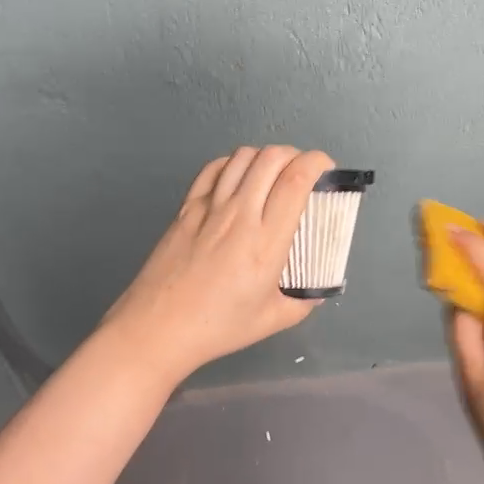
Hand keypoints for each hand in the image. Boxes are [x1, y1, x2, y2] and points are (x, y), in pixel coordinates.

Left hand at [100, 145, 332, 380]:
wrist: (157, 328)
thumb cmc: (217, 327)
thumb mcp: (272, 320)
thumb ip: (303, 301)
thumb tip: (318, 287)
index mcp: (266, 241)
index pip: (296, 180)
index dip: (316, 162)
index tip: (326, 170)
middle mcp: (240, 214)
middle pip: (272, 158)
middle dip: (295, 155)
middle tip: (302, 171)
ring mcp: (210, 206)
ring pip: (243, 156)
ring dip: (265, 156)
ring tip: (272, 172)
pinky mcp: (187, 206)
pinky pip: (213, 168)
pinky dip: (233, 163)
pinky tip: (238, 177)